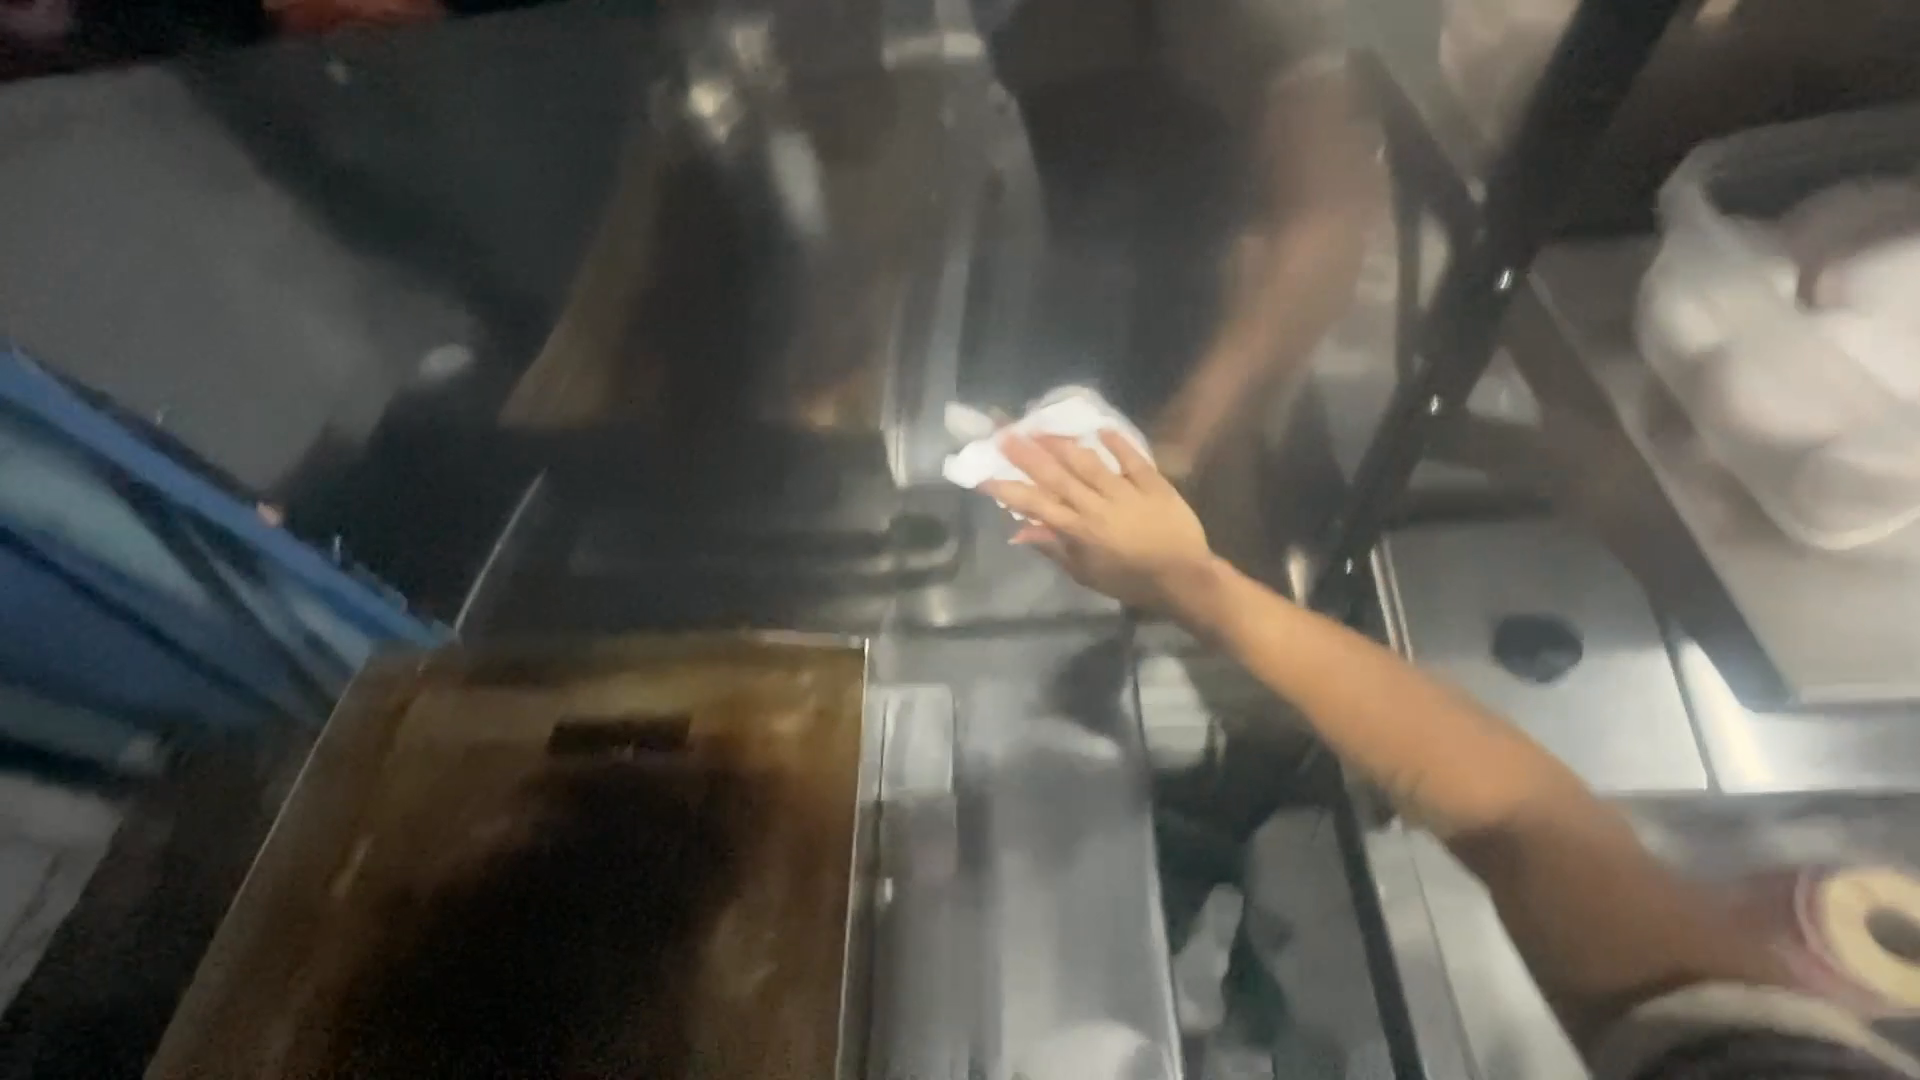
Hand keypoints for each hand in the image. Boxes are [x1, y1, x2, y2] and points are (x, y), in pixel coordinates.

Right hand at [982, 432, 1217, 611]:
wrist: (1183, 579)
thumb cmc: (1130, 581)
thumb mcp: (1086, 574)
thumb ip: (1053, 549)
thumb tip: (1018, 531)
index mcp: (1079, 530)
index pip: (1036, 504)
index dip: (1008, 490)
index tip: (984, 475)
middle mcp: (1097, 506)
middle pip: (1056, 475)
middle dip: (1027, 454)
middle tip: (1004, 434)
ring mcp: (1126, 492)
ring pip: (1088, 462)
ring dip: (1062, 443)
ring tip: (1041, 427)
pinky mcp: (1154, 484)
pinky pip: (1132, 459)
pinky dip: (1117, 443)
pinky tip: (1100, 429)